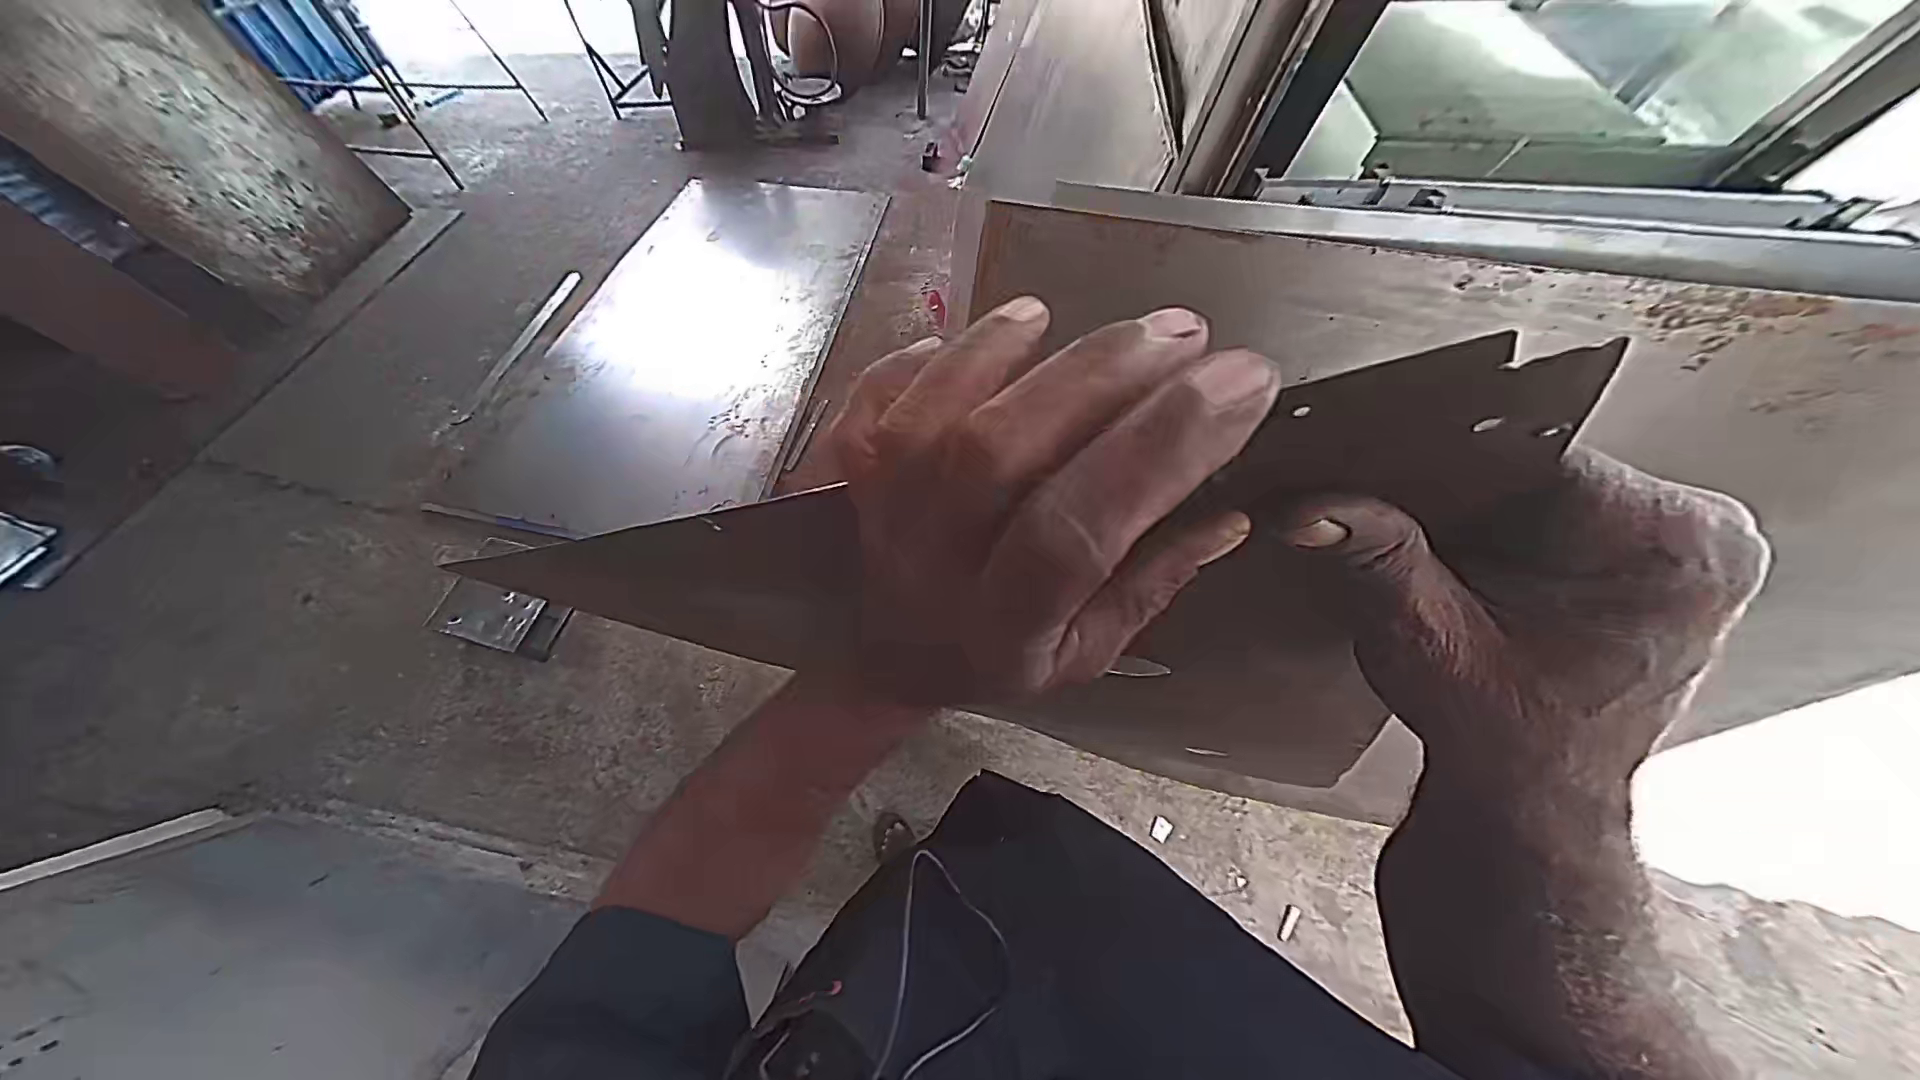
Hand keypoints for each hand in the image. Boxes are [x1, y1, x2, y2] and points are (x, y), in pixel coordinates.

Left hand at [827, 297, 1280, 704]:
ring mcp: (878, 506)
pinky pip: (885, 390)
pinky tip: (1019, 324)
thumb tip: (1229, 513)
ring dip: (1038, 352)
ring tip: (1120, 327)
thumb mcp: (1080, 655)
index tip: (1243, 386)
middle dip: (1105, 378)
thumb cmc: (991, 660)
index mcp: (1001, 626)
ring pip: (943, 413)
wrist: (881, 657)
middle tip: (1185, 334)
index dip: (1161, 449)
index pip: (1078, 529)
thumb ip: (1148, 588)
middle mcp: (931, 561)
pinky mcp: (846, 464)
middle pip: (1004, 452)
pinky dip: (954, 349)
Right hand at [1272, 448, 1769, 792]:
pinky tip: (1442, 542)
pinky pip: (1548, 504)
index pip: (1529, 451)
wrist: (1529, 792)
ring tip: (1408, 524)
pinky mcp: (1646, 556)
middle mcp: (1696, 532)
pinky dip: (1484, 519)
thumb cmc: (1493, 730)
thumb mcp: (1419, 636)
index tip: (1368, 459)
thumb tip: (1304, 507)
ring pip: (1534, 478)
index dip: (1435, 456)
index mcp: (1664, 543)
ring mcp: (1679, 543)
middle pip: (1533, 460)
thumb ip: (1373, 556)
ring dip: (1462, 500)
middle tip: (1375, 494)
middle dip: (1445, 482)